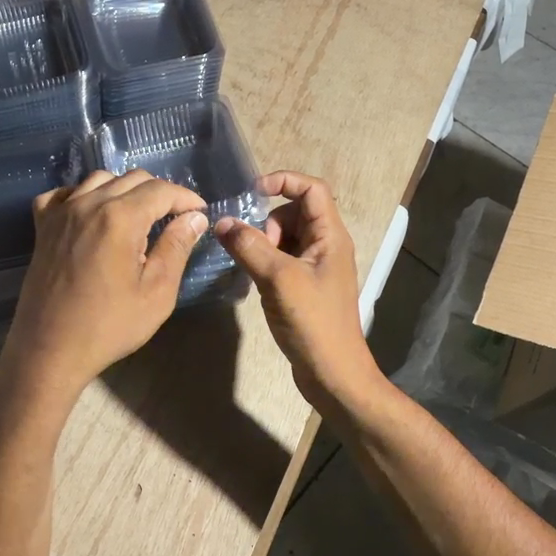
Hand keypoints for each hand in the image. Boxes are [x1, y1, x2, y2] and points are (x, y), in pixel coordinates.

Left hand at [0, 169, 207, 403]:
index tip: (199, 213)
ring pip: (99, 179)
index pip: (161, 190)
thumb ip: (176, 247)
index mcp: (120, 218)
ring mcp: (61, 213)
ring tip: (137, 216)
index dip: (186, 198)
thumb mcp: (156, 292)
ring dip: (124, 189)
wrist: (50, 351)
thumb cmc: (108, 326)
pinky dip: (82, 195)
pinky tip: (92, 215)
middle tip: (174, 218)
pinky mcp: (42, 227)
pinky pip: (63, 194)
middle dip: (159, 193)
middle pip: (132, 178)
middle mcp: (88, 203)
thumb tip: (195, 218)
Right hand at [215, 171, 381, 409]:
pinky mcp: (305, 286)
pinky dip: (266, 262)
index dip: (283, 181)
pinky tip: (255, 281)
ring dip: (264, 243)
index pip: (312, 189)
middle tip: (255, 249)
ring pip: (285, 236)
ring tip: (254, 269)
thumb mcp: (279, 279)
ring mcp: (316, 267)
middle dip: (268, 221)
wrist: (333, 374)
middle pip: (294, 212)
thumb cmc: (313, 322)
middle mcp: (326, 245)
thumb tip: (222, 223)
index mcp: (331, 236)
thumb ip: (250, 247)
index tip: (252, 193)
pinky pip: (282, 259)